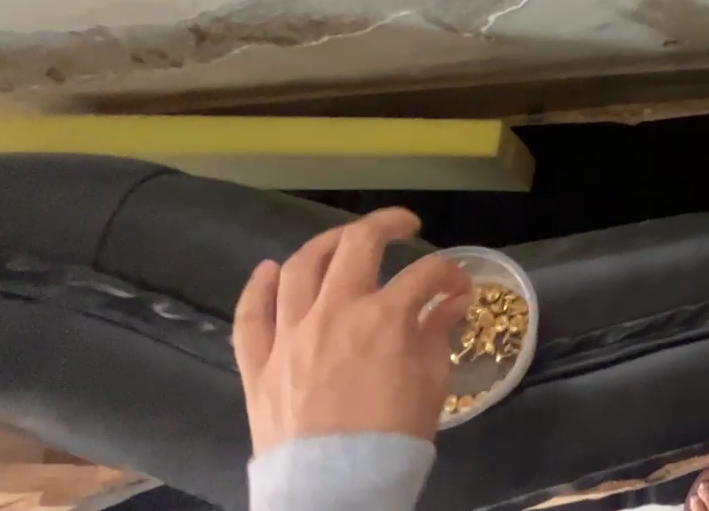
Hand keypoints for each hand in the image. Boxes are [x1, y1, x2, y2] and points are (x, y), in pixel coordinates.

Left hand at [232, 207, 473, 455]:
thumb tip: (451, 302)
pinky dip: (257, 288)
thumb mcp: (432, 378)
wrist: (335, 491)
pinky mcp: (258, 366)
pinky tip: (269, 269)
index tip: (459, 289)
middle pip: (358, 245)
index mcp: (385, 317)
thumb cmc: (394, 434)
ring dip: (326, 244)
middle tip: (405, 226)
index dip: (450, 274)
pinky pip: (249, 318)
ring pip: (299, 268)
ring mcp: (290, 337)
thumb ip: (438, 330)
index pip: (427, 273)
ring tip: (346, 240)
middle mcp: (335, 313)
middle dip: (388, 224)